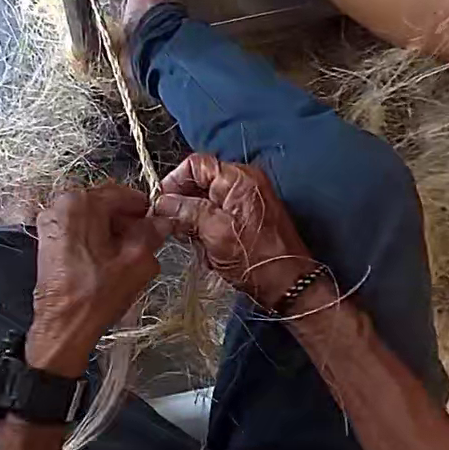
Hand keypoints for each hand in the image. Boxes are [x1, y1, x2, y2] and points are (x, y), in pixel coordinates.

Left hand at [26, 185, 172, 377]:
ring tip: (127, 257)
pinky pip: (79, 231)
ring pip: (92, 218)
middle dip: (127, 221)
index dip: (144, 209)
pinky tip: (108, 262)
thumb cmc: (92, 297)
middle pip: (105, 204)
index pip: (122, 193)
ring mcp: (51, 225)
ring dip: (112, 232)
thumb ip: (152, 234)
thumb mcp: (137, 262)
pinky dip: (95, 240)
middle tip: (145, 241)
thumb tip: (160, 223)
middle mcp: (60, 208)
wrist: (63, 326)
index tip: (156, 221)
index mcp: (80, 204)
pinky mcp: (48, 242)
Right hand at [152, 153, 316, 305]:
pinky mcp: (247, 216)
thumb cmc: (254, 258)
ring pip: (204, 200)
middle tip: (175, 228)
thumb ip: (185, 210)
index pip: (194, 164)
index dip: (173, 182)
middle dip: (183, 205)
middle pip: (198, 182)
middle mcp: (244, 181)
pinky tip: (207, 248)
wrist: (288, 285)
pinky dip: (206, 228)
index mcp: (237, 178)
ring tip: (195, 242)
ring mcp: (247, 199)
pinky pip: (217, 214)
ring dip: (193, 220)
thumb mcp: (213, 231)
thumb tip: (160, 202)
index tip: (160, 205)